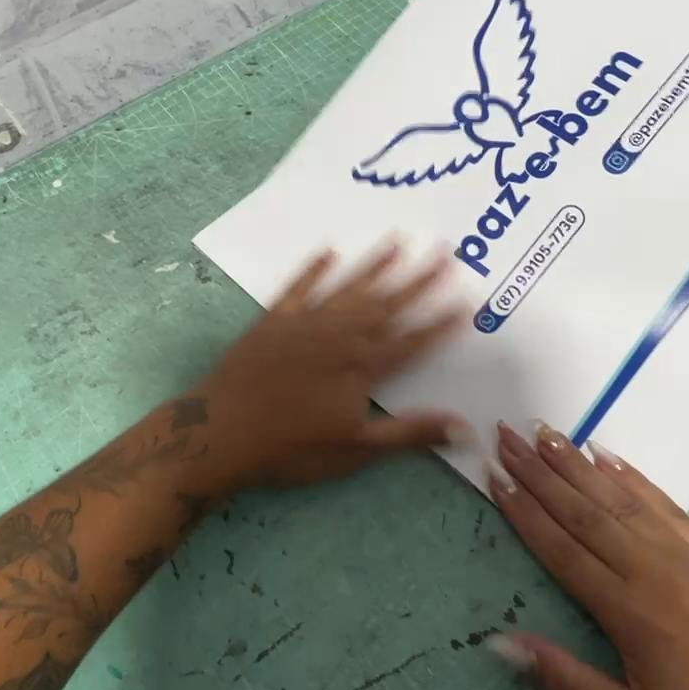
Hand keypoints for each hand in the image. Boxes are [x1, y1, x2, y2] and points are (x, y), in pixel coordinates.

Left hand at [189, 244, 470, 490]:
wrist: (222, 430)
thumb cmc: (292, 447)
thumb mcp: (356, 449)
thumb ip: (410, 434)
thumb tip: (465, 427)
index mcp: (362, 368)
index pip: (412, 341)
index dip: (440, 324)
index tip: (466, 301)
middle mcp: (339, 336)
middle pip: (386, 305)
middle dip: (418, 280)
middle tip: (444, 252)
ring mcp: (305, 323)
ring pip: (348, 289)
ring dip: (374, 265)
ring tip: (397, 241)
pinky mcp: (274, 320)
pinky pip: (299, 288)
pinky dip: (314, 270)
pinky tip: (329, 253)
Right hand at [485, 423, 688, 689]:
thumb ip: (569, 680)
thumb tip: (501, 641)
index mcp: (632, 614)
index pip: (562, 550)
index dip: (524, 511)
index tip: (494, 475)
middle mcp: (657, 572)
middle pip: (586, 512)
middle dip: (541, 472)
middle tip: (507, 434)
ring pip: (623, 500)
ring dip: (580, 465)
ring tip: (547, 433)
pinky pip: (668, 508)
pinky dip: (636, 479)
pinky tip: (611, 459)